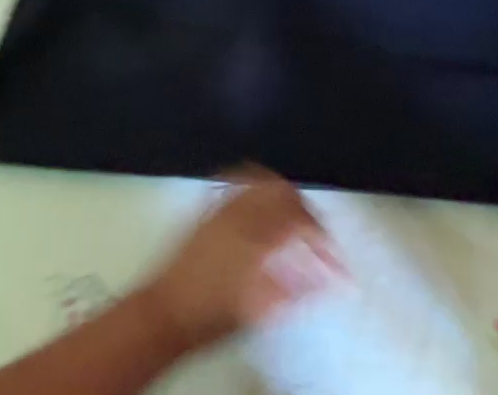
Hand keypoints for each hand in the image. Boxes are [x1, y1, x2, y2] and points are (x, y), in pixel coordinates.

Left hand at [139, 168, 344, 349]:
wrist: (166, 313)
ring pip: (261, 181)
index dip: (322, 237)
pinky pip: (236, 181)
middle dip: (306, 211)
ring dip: (283, 195)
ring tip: (293, 214)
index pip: (301, 221)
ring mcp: (220, 208)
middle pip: (284, 193)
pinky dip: (256, 184)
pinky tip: (260, 198)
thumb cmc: (212, 316)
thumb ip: (298, 288)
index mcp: (256, 238)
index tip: (331, 256)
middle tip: (315, 234)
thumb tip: (327, 277)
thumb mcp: (262, 309)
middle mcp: (239, 215)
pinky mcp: (207, 210)